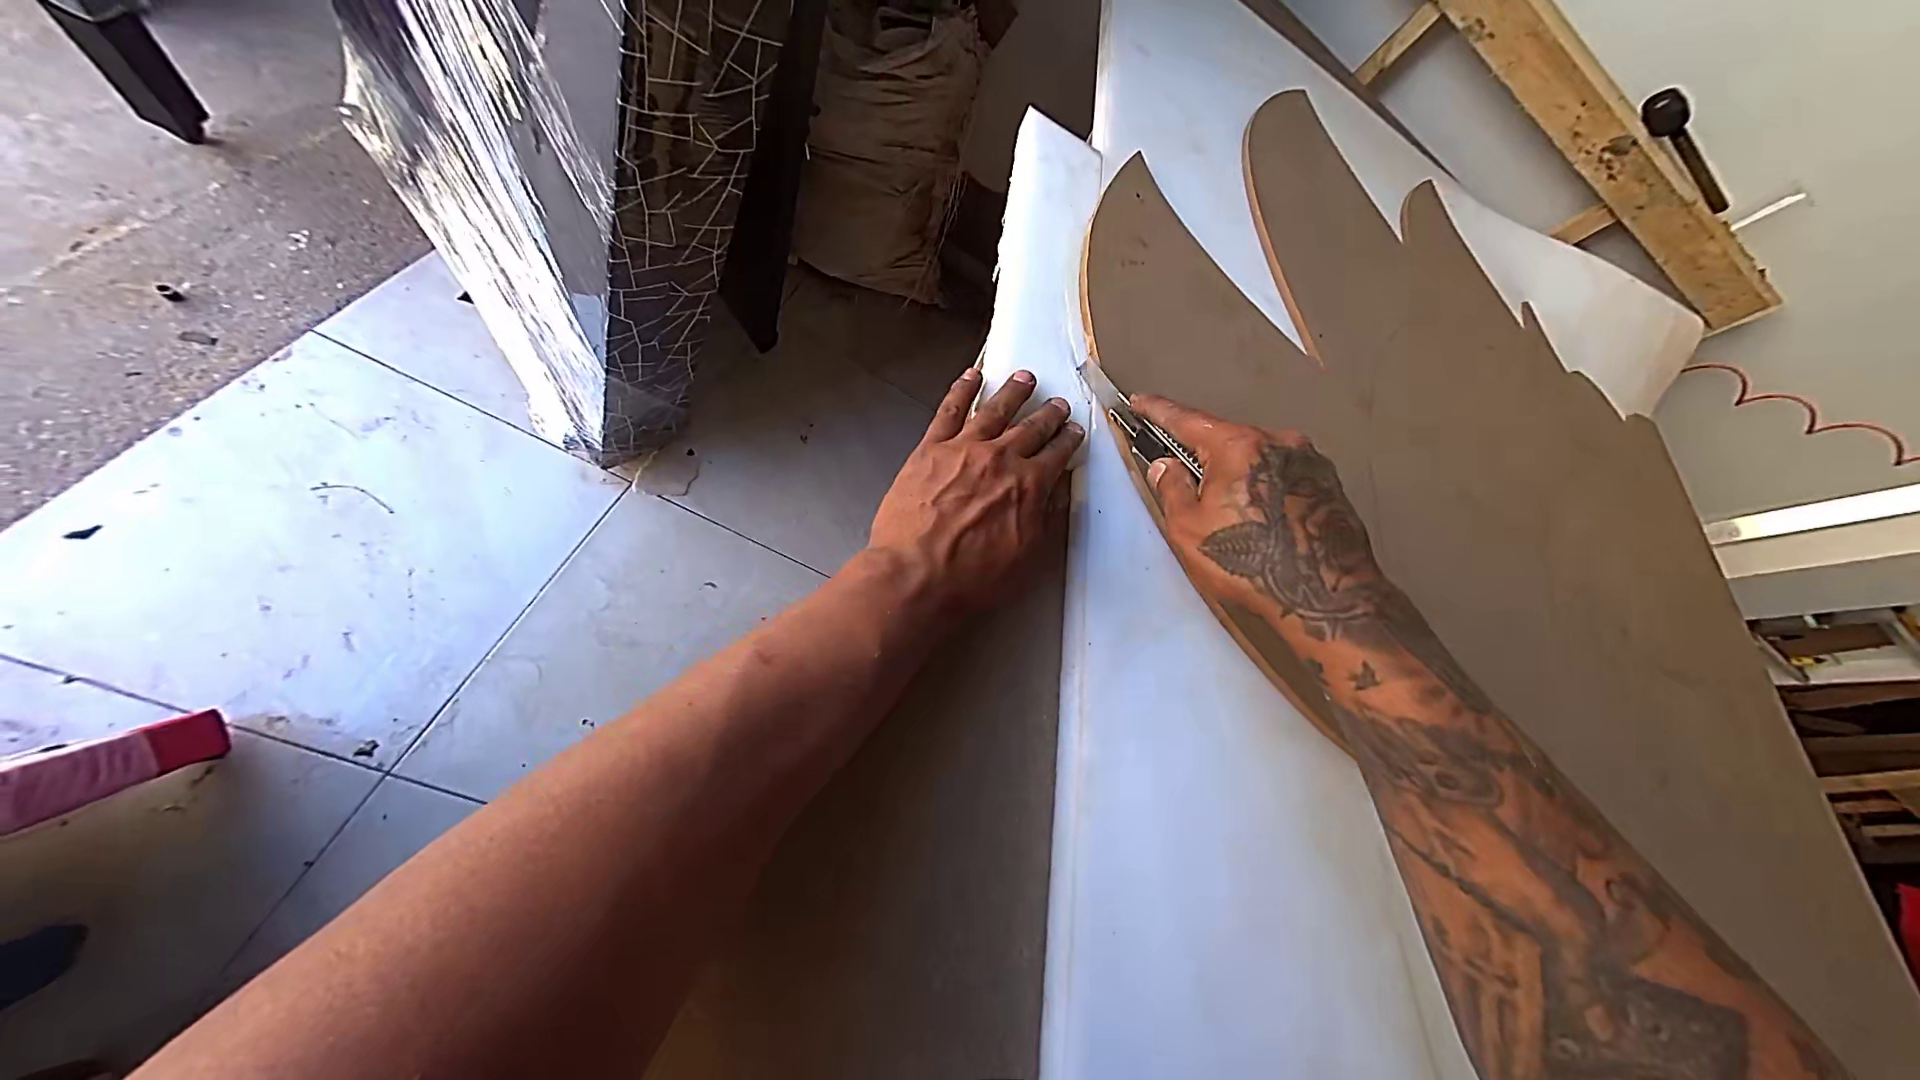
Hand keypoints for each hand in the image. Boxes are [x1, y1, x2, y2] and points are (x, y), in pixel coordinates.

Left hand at [865, 369, 1083, 615]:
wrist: (915, 573)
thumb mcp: (1027, 557)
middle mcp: (1001, 458)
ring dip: (1013, 391)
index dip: (1068, 441)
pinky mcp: (930, 448)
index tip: (1073, 432)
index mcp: (1029, 485)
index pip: (1056, 455)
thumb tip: (1059, 490)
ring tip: (1025, 377)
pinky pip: (949, 410)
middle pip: (1031, 427)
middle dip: (1048, 414)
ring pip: (995, 409)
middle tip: (1057, 404)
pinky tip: (972, 376)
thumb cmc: (971, 576)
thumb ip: (1046, 518)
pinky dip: (962, 389)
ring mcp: (964, 448)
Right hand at [1131, 395, 1386, 640]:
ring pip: (1255, 459)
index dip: (1158, 411)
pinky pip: (1281, 475)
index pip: (1187, 420)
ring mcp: (1309, 461)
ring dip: (1236, 478)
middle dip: (1202, 459)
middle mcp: (1278, 442)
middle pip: (1225, 441)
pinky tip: (1259, 523)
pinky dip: (1263, 490)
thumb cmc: (1253, 564)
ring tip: (1230, 522)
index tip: (1142, 403)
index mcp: (1238, 446)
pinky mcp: (1329, 483)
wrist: (1326, 597)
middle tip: (1187, 489)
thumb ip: (1171, 488)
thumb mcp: (1189, 529)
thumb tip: (1167, 467)